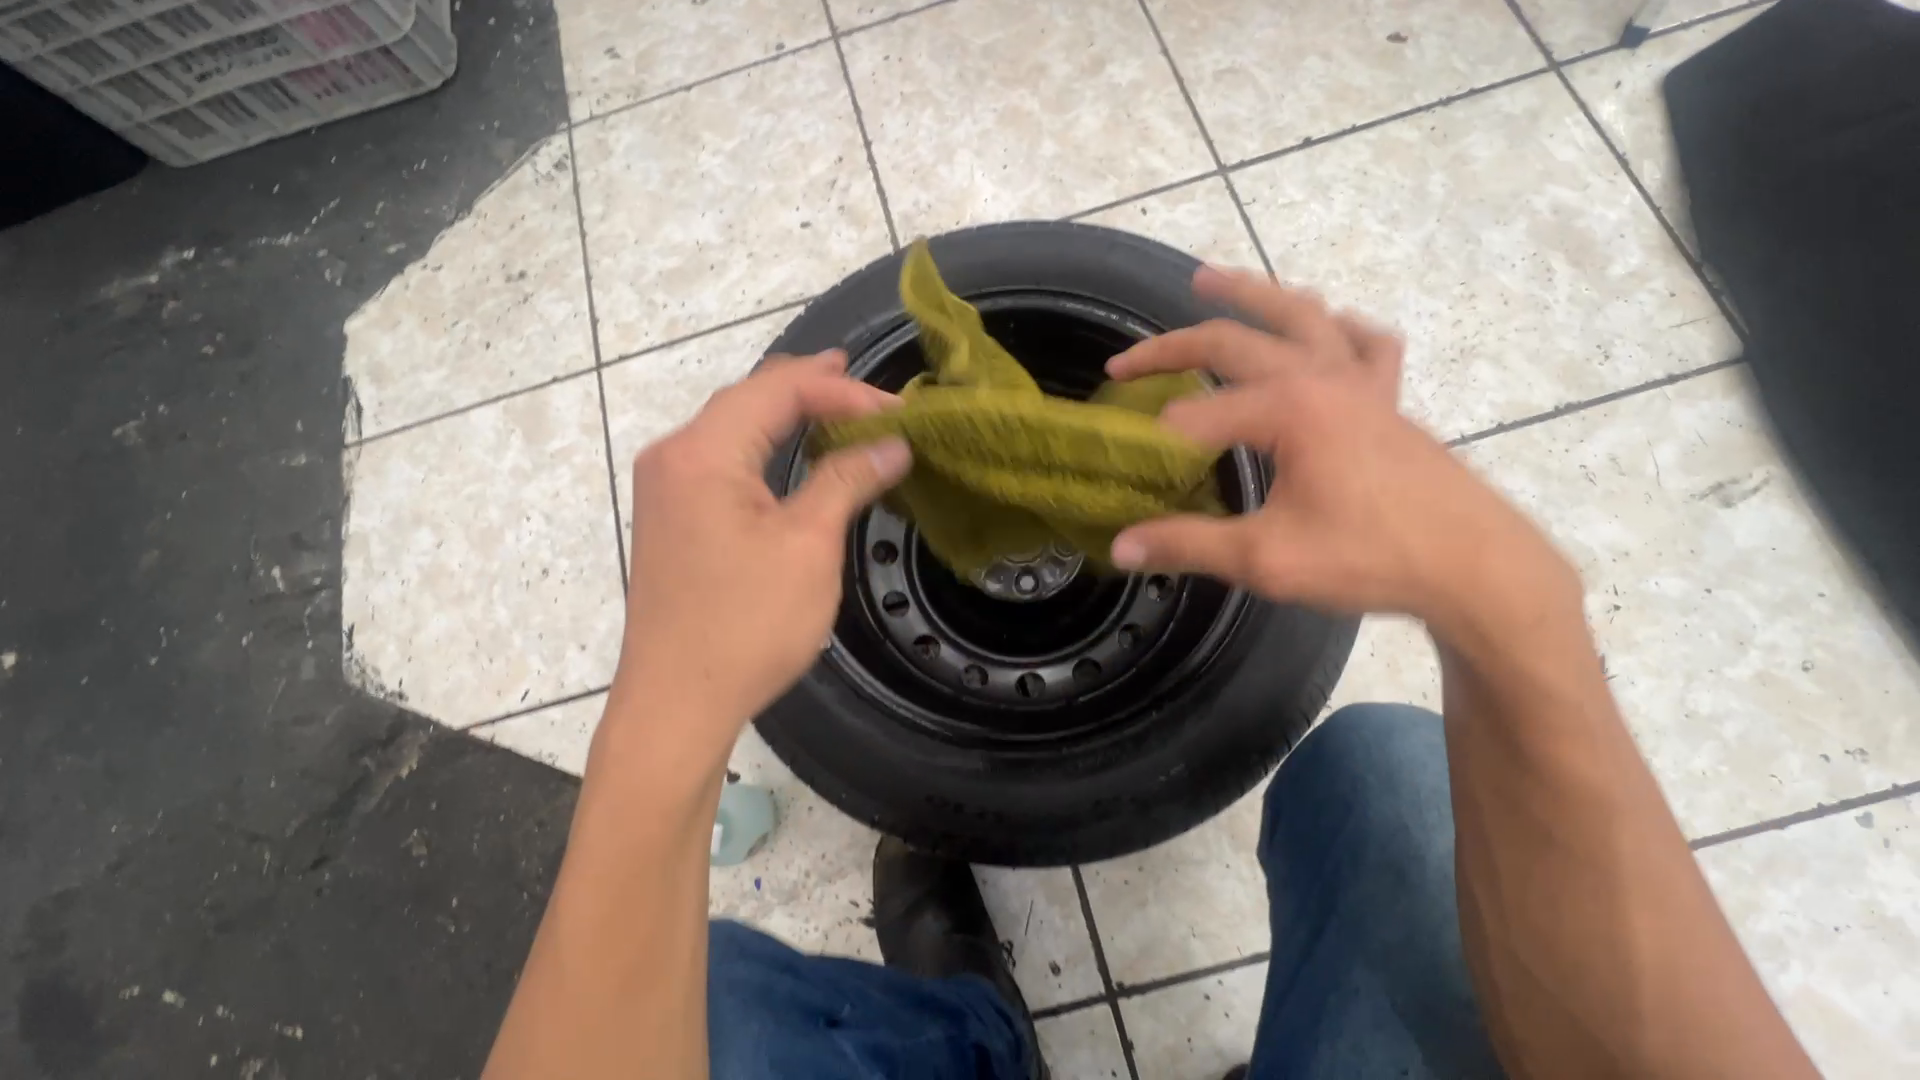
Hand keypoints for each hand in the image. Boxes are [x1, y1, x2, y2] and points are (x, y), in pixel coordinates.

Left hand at [611, 351, 910, 765]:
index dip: (842, 390)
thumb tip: (892, 444)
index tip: (898, 411)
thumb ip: (847, 480)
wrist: (678, 703)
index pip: (778, 390)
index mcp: (703, 452)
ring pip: (733, 426)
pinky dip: (766, 446)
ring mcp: (666, 487)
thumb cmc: (746, 625)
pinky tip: (795, 451)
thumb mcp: (808, 546)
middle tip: (869, 388)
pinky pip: (723, 459)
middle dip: (812, 389)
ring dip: (788, 415)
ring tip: (839, 403)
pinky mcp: (671, 517)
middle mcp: (674, 456)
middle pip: (749, 398)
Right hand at [1107, 268, 1575, 632]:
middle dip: (1171, 348)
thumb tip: (1120, 548)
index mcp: (1288, 409)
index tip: (1127, 469)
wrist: (1476, 567)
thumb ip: (1187, 545)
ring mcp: (1361, 380)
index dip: (1156, 443)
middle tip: (1124, 362)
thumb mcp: (1266, 558)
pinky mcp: (1389, 398)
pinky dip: (1336, 328)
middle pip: (1232, 342)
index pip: (1196, 417)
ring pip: (1299, 314)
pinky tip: (1325, 329)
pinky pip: (1363, 343)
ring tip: (1207, 280)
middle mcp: (1321, 376)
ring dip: (1248, 295)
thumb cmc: (1369, 558)